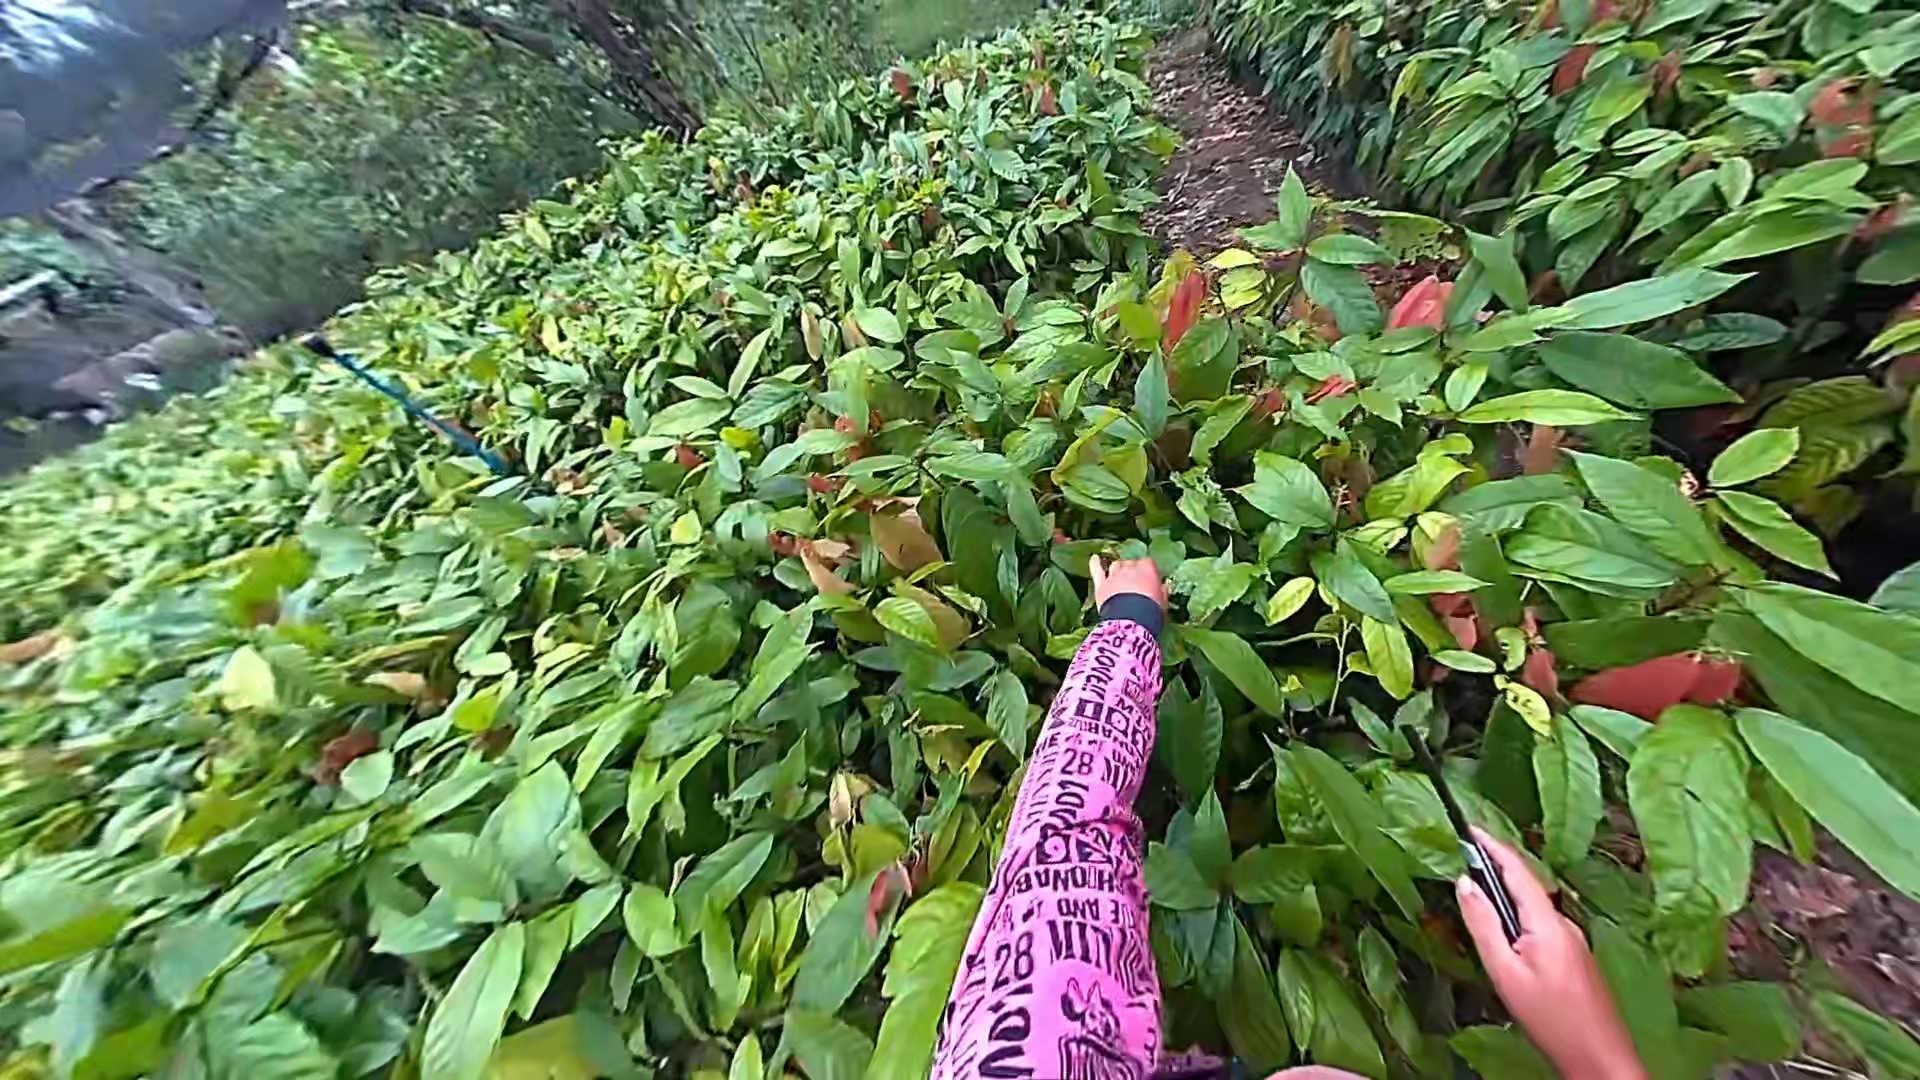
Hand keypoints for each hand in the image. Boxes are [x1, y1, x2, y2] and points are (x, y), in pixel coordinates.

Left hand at [1088, 555, 1166, 611]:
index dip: (1148, 570)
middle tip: (1135, 582)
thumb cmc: (1151, 612)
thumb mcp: (1163, 603)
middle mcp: (1130, 569)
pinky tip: (1094, 558)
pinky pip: (1097, 570)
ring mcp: (1114, 576)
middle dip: (1133, 570)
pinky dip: (1095, 564)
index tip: (1149, 579)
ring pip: (1116, 565)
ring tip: (1121, 576)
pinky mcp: (1101, 585)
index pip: (1148, 562)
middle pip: (1131, 563)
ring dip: (1119, 569)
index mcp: (1147, 570)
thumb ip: (1162, 591)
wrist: (1131, 621)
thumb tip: (1164, 586)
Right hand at [1457, 828, 1646, 1079]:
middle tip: (1461, 852)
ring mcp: (1574, 942)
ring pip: (1532, 904)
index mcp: (1548, 924)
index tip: (1467, 826)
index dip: (1492, 844)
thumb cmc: (1550, 1019)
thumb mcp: (1503, 970)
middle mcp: (1566, 926)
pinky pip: (1540, 920)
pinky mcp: (1575, 957)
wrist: (1604, 1067)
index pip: (1518, 870)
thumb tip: (1463, 881)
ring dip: (1504, 890)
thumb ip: (1482, 922)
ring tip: (1473, 885)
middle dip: (1494, 864)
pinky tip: (1501, 924)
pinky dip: (1516, 910)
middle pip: (1526, 884)